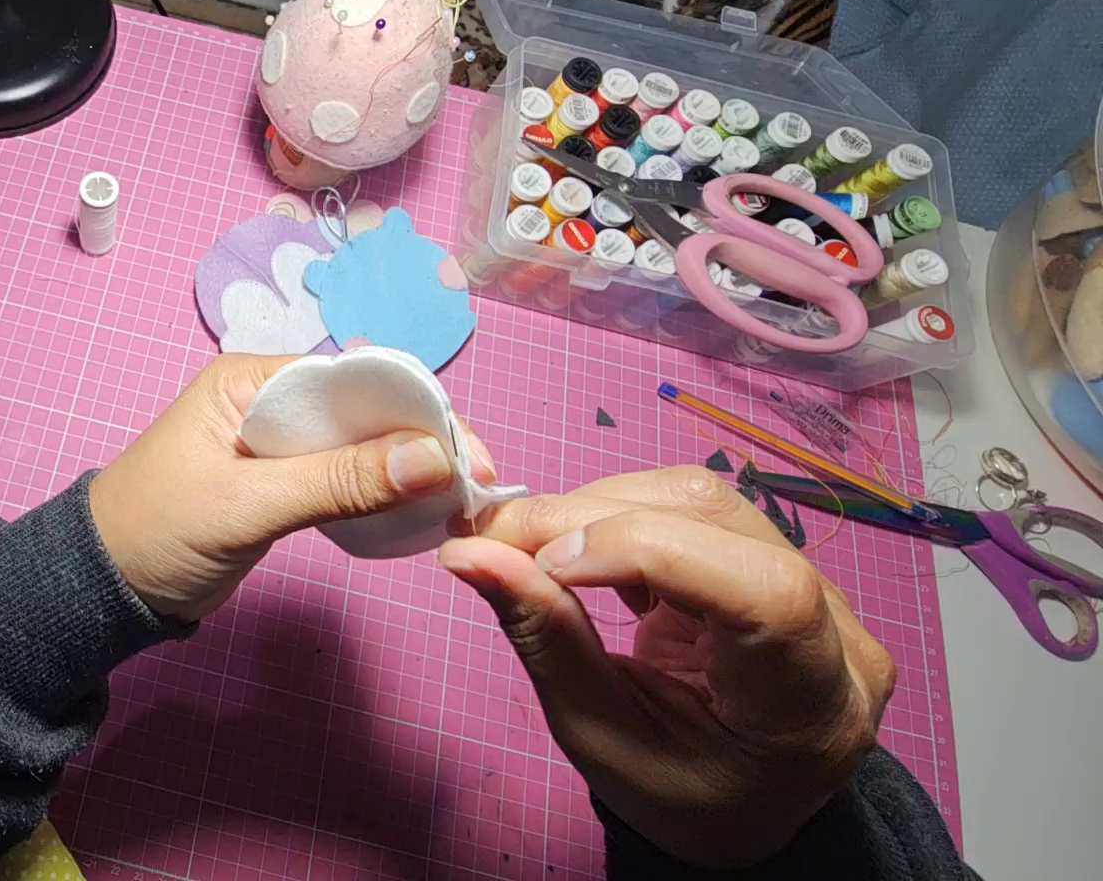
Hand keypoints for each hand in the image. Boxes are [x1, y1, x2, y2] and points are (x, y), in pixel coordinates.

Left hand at [90, 354, 497, 621]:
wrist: (109, 585)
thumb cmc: (160, 529)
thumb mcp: (248, 504)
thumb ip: (337, 480)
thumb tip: (435, 456)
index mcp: (249, 379)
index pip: (348, 378)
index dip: (411, 409)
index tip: (467, 453)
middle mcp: (267, 399)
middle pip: (358, 408)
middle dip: (416, 439)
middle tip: (477, 481)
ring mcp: (275, 442)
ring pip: (355, 444)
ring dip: (402, 467)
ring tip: (459, 499)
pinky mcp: (280, 481)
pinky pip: (340, 476)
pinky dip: (375, 492)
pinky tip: (413, 510)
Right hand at [441, 466, 896, 868]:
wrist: (735, 800)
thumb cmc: (671, 787)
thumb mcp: (594, 730)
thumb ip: (540, 635)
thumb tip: (465, 551)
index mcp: (809, 703)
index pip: (764, 592)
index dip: (647, 551)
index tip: (544, 565)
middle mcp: (831, 627)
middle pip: (706, 519)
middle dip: (581, 517)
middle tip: (491, 540)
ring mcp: (804, 581)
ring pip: (686, 494)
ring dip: (587, 507)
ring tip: (527, 546)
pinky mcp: (757, 555)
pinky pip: (675, 502)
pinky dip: (602, 513)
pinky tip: (573, 552)